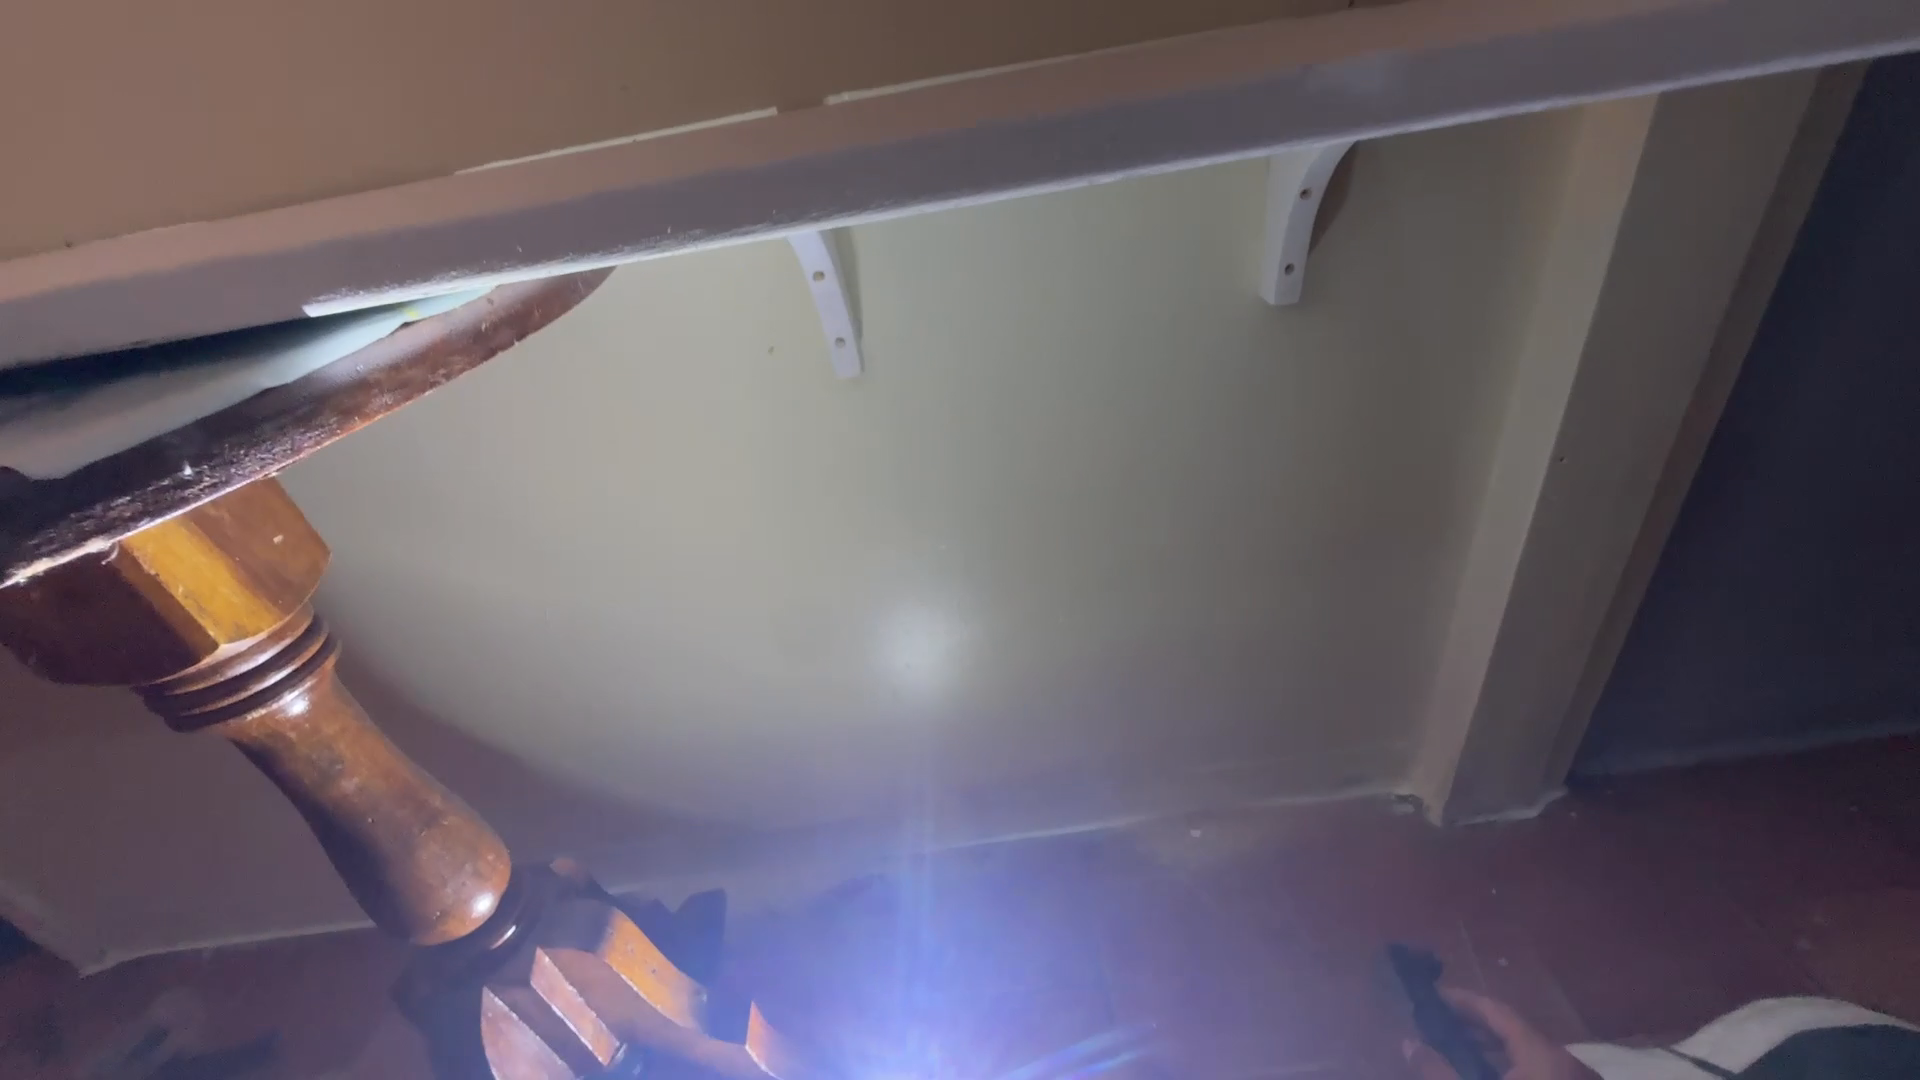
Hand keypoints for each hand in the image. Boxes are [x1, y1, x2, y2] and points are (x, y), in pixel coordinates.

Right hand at [1402, 988, 1599, 1079]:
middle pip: (1515, 1034)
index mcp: (1546, 1057)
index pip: (1498, 1011)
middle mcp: (1569, 1068)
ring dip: (1492, 1055)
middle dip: (1474, 1030)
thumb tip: (1409, 1043)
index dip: (1462, 1001)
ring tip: (1456, 1057)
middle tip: (1436, 1028)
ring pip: (1530, 1059)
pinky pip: (1541, 1078)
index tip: (1431, 997)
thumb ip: (1437, 1072)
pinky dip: (1512, 1074)